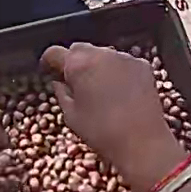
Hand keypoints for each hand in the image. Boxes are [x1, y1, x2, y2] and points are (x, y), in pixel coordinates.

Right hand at [40, 43, 182, 191]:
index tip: (47, 69)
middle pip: (79, 49)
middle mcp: (101, 54)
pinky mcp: (142, 65)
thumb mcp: (71, 116)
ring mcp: (124, 58)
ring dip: (95, 64)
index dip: (48, 60)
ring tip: (97, 87)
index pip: (55, 52)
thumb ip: (61, 93)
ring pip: (102, 53)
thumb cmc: (101, 132)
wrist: (142, 142)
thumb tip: (59, 82)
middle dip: (73, 61)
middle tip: (73, 80)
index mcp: (78, 65)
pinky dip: (116, 70)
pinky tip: (118, 90)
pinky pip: (122, 61)